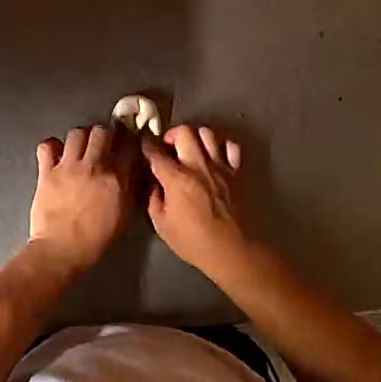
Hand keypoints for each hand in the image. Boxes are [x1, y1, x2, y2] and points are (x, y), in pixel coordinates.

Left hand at [28, 125, 133, 270]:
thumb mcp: (124, 215)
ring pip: (77, 133)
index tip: (127, 140)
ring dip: (81, 137)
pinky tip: (56, 154)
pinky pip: (47, 146)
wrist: (62, 250)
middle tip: (103, 141)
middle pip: (102, 132)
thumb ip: (130, 189)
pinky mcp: (47, 172)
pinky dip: (52, 146)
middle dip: (104, 133)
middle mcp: (93, 167)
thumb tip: (133, 170)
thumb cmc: (96, 239)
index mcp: (116, 178)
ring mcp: (68, 167)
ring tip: (80, 147)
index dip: (129, 139)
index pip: (128, 146)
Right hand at [141, 125, 253, 274]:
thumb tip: (157, 186)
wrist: (231, 249)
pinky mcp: (236, 172)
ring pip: (207, 133)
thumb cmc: (193, 241)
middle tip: (167, 145)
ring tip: (190, 147)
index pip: (157, 153)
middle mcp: (198, 166)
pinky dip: (221, 146)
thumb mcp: (162, 225)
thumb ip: (155, 200)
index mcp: (177, 179)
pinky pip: (231, 147)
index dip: (147, 146)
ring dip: (195, 136)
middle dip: (171, 134)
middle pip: (184, 132)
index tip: (144, 145)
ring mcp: (220, 167)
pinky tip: (214, 155)